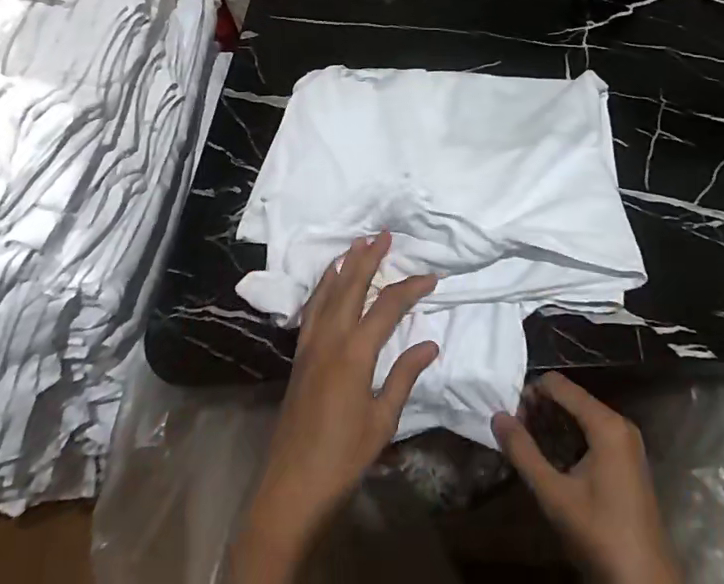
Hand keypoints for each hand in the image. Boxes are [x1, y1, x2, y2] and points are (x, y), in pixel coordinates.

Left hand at [229, 233, 437, 583]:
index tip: (432, 277)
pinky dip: (322, 289)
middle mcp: (329, 340)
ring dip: (342, 267)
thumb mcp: (384, 419)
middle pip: (350, 287)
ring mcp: (309, 347)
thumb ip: (405, 375)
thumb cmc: (344, 456)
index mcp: (355, 353)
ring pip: (326, 294)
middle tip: (384, 235)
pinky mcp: (298, 358)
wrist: (291, 487)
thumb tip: (430, 343)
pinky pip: (311, 311)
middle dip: (368, 258)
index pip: (388, 306)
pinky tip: (327, 283)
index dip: (411, 288)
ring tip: (355, 245)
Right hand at [493, 373, 681, 583]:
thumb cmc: (599, 532)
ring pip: (583, 417)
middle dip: (541, 409)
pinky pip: (594, 433)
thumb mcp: (554, 494)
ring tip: (527, 442)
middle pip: (573, 399)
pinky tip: (552, 456)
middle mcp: (620, 423)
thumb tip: (498, 417)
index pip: (561, 386)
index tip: (509, 413)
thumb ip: (524, 453)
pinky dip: (570, 437)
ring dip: (554, 424)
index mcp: (607, 424)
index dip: (532, 393)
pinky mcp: (627, 460)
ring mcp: (627, 442)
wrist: (644, 579)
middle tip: (514, 430)